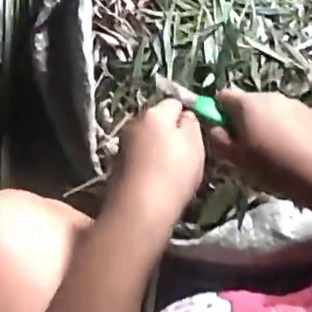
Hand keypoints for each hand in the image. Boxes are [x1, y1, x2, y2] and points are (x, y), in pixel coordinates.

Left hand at [107, 100, 205, 235]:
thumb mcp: (194, 144)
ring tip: (171, 170)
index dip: (186, 116)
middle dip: (170, 132)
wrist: (140, 208)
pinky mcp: (117, 164)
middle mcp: (134, 122)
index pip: (174, 103)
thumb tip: (185, 116)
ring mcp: (123, 143)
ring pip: (147, 139)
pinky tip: (155, 179)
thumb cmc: (174, 172)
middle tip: (185, 153)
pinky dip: (147, 163)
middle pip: (157, 120)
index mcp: (154, 112)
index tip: (195, 135)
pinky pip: (138, 156)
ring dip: (157, 148)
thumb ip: (192, 123)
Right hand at [207, 91, 311, 216]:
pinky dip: (288, 133)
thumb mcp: (239, 161)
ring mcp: (295, 104)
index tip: (224, 137)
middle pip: (248, 105)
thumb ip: (220, 141)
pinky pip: (292, 120)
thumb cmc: (277, 168)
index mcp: (248, 103)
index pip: (222, 97)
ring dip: (267, 129)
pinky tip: (296, 157)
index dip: (218, 115)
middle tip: (249, 152)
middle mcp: (271, 96)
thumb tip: (216, 129)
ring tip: (275, 158)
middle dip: (244, 124)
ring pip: (271, 113)